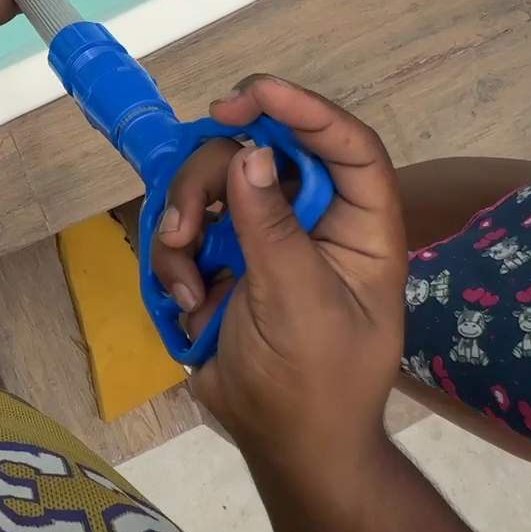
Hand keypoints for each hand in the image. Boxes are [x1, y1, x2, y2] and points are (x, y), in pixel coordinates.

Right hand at [152, 76, 407, 477]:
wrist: (273, 437)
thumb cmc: (311, 382)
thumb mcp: (297, 306)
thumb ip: (272, 230)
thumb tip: (249, 156)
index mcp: (357, 228)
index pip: (346, 147)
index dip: (305, 109)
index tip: (249, 95)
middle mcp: (307, 216)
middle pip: (254, 153)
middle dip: (209, 182)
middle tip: (184, 221)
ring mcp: (257, 229)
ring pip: (206, 181)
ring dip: (182, 224)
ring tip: (186, 282)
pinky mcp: (217, 245)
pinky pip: (180, 221)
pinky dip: (173, 257)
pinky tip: (188, 300)